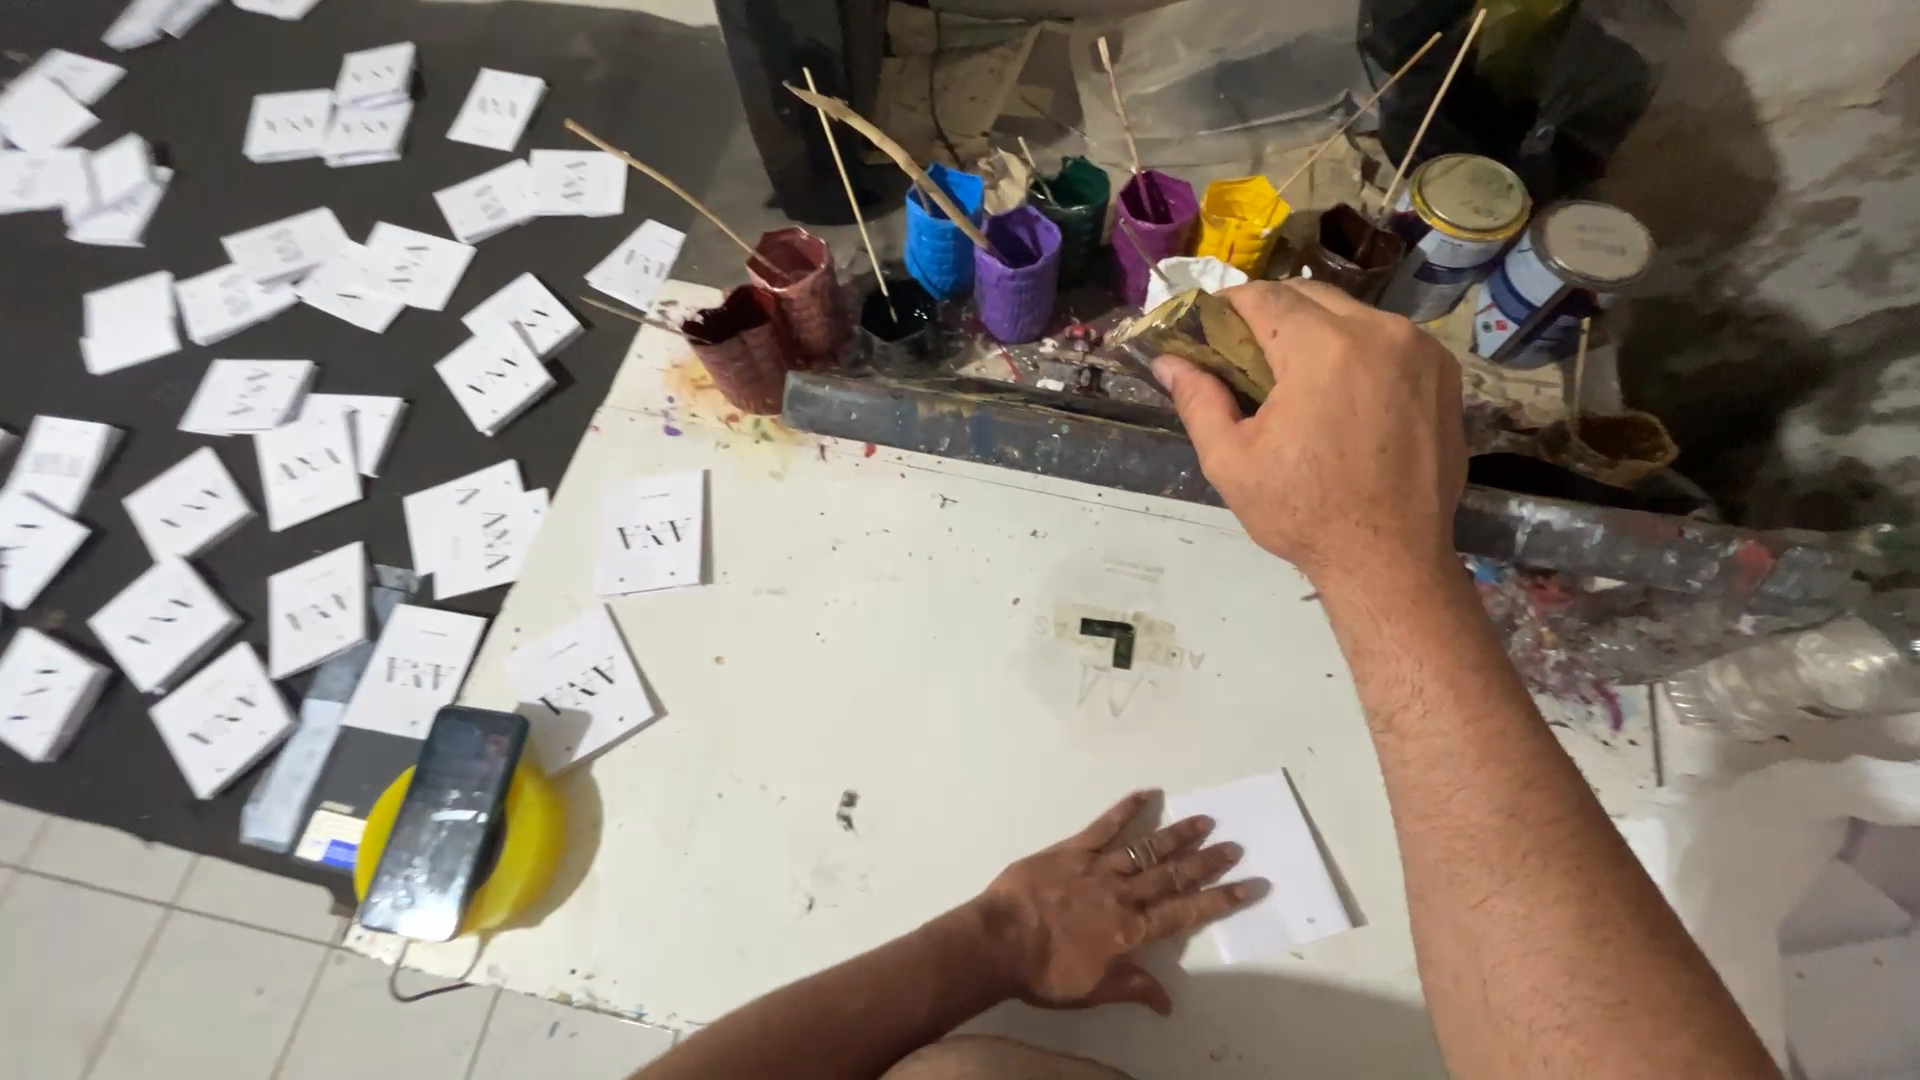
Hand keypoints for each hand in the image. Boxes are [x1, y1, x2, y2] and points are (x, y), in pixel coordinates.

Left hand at [967, 790, 1265, 1015]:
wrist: (1001, 941)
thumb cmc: (1044, 972)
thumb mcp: (1092, 990)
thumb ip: (1132, 988)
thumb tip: (1168, 1001)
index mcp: (1131, 931)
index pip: (1187, 912)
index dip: (1222, 899)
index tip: (1250, 885)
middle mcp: (1123, 895)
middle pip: (1173, 874)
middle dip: (1207, 862)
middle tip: (1235, 846)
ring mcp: (1098, 867)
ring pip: (1146, 848)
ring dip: (1177, 834)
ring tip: (1204, 821)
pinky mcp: (1072, 849)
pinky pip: (1104, 826)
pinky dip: (1126, 809)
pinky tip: (1146, 794)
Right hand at [1152, 279, 1468, 589]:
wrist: (1390, 557)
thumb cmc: (1302, 513)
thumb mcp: (1231, 461)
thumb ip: (1198, 400)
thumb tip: (1168, 362)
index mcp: (1323, 350)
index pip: (1264, 297)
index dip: (1227, 306)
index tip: (1206, 328)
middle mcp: (1379, 333)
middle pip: (1309, 294)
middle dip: (1269, 313)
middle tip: (1242, 353)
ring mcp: (1420, 349)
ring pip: (1350, 313)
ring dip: (1313, 330)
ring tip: (1289, 375)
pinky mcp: (1443, 372)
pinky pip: (1386, 338)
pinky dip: (1354, 349)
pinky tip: (1337, 391)